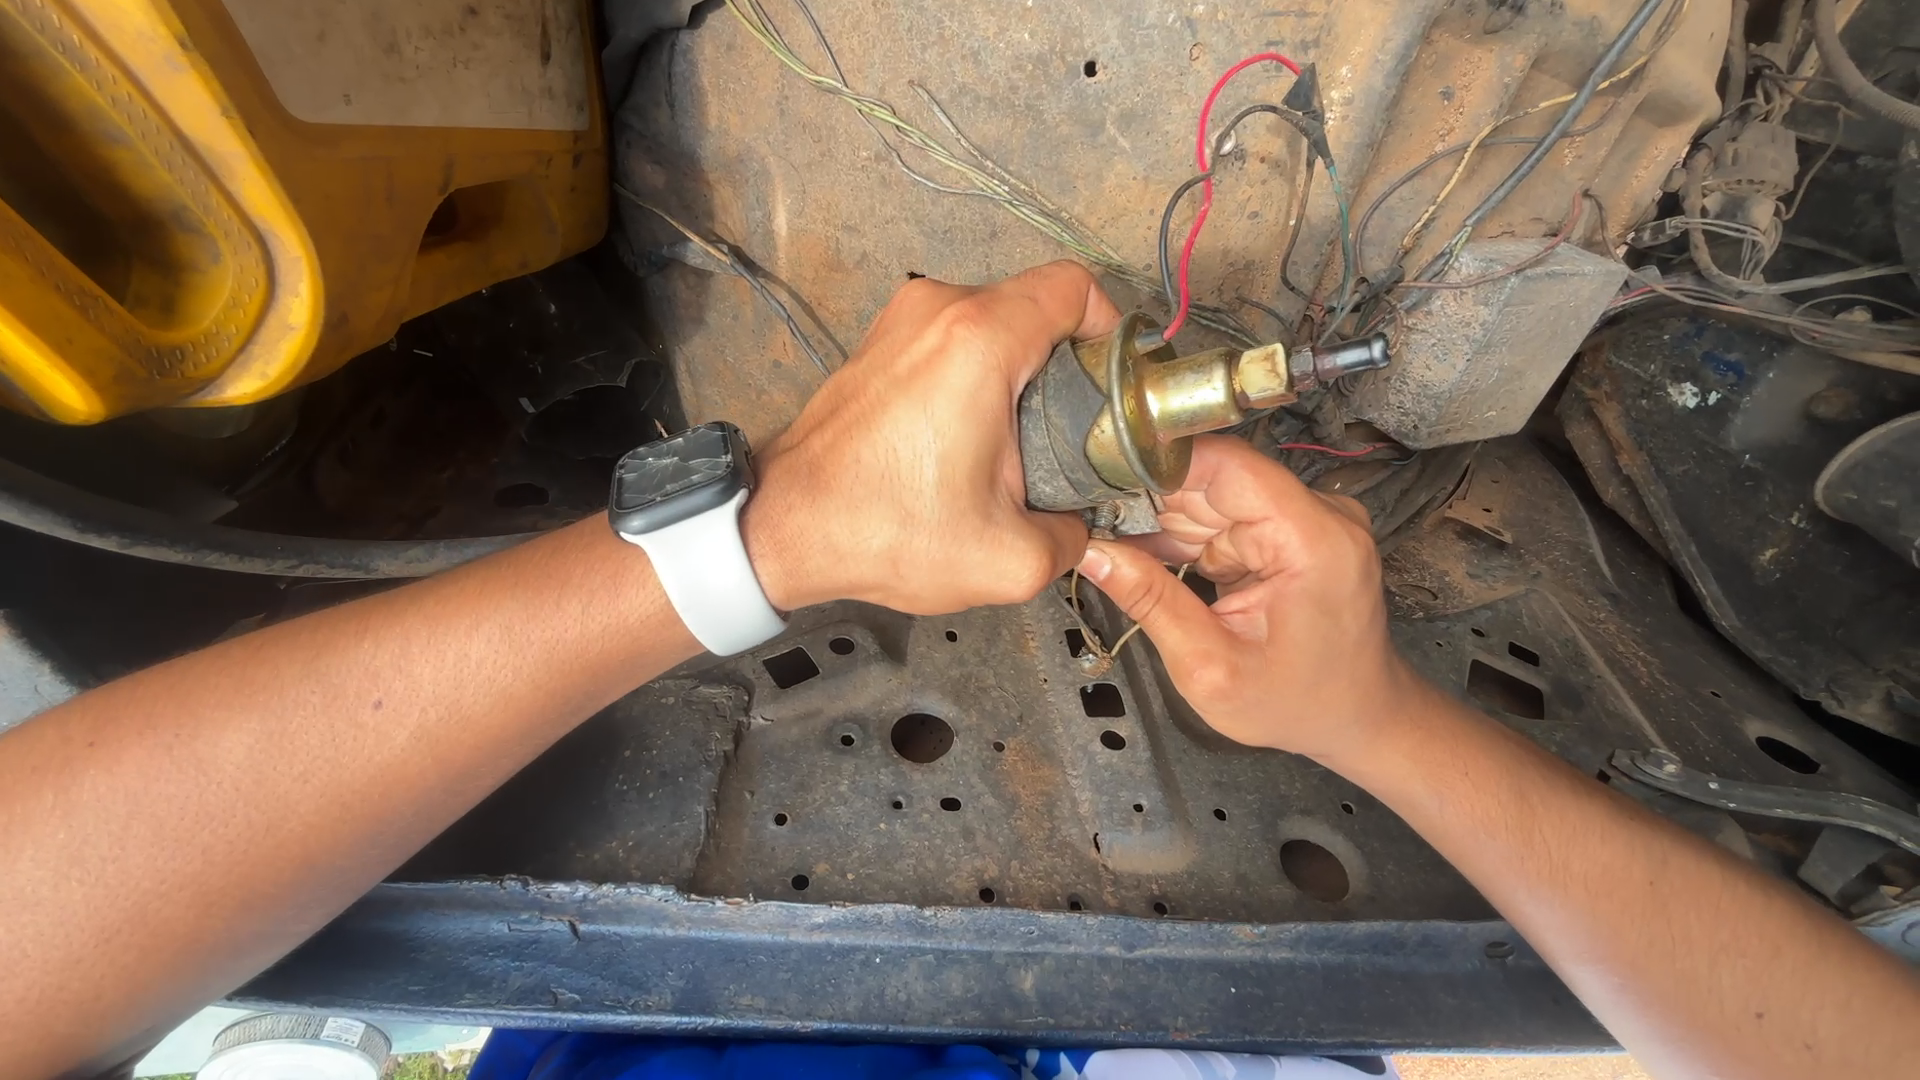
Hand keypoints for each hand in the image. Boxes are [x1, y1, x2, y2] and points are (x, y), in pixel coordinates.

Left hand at [744, 261, 1120, 614]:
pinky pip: (952, 341)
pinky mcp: (880, 344)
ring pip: (994, 324)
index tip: (1114, 383)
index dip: (1111, 329)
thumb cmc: (884, 530)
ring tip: (1019, 444)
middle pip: (1036, 307)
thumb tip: (1082, 521)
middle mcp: (938, 309)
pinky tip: (971, 438)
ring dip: (1020, 374)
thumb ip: (1073, 535)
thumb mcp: (1009, 559)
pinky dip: (977, 376)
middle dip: (1067, 365)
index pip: (1075, 288)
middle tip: (1073, 431)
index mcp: (979, 340)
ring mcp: (901, 321)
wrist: (785, 527)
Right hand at [1075, 436, 1428, 762]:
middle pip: (1215, 479)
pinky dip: (1188, 537)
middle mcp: (1319, 515)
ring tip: (1125, 555)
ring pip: (1213, 496)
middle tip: (1097, 529)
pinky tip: (1157, 561)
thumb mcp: (1208, 666)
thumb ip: (1150, 601)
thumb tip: (1092, 553)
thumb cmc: (1295, 704)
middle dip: (1152, 502)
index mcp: (1311, 541)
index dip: (1160, 463)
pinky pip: (1226, 516)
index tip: (1102, 477)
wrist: (1356, 718)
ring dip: (1166, 522)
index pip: (1227, 465)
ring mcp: (1309, 519)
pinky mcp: (1295, 530)